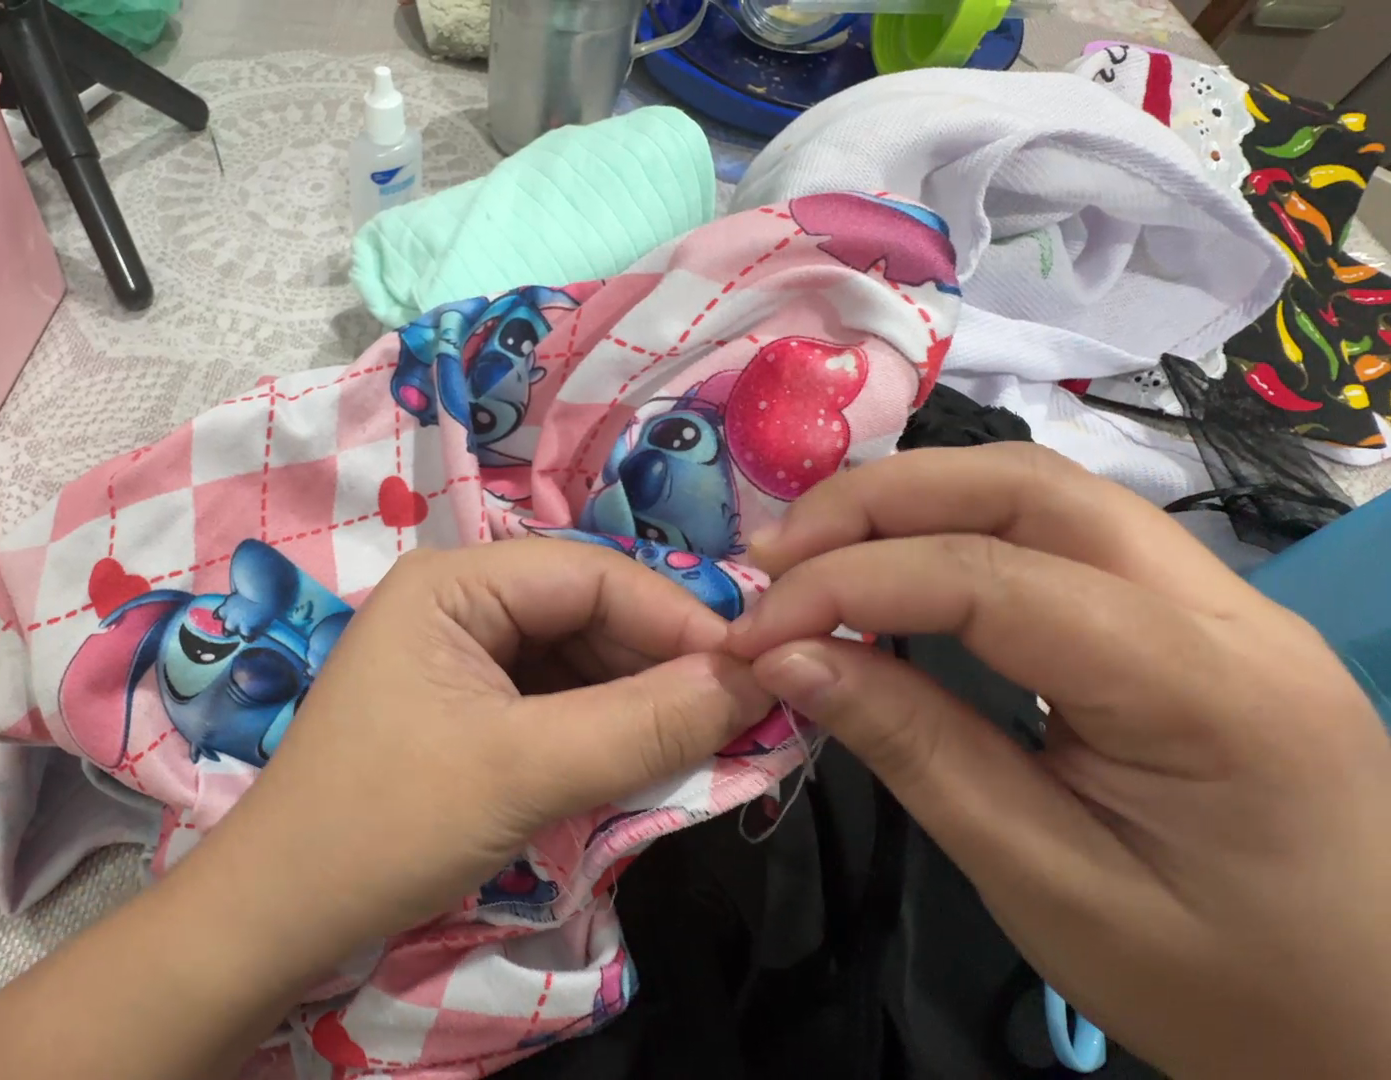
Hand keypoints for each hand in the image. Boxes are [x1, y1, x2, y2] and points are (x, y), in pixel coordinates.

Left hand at [0, 540, 772, 1079]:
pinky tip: (639, 755)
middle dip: (660, 662)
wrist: (281, 912)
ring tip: (700, 741)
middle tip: (741, 718)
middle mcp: (454, 600)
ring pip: (573, 657)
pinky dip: (599, 724)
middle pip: (585, 611)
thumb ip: (646, 724)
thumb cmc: (388, 824)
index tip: (759, 674)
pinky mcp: (461, 704)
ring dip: (635, 697)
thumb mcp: (526, 771)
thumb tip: (757, 681)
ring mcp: (456, 653)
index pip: (592, 574)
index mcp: (453, 581)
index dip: (680, 617)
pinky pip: (549, 697)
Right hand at [726, 444, 1390, 1077]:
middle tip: (774, 557)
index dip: (850, 586)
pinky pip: (1050, 531)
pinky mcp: (1183, 614)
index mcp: (1207, 690)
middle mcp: (1225, 609)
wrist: (1384, 1028)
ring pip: (1038, 489)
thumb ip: (910, 746)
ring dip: (907, 502)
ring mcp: (1213, 600)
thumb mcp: (1037, 876)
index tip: (755, 632)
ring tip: (812, 554)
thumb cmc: (1214, 981)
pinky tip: (888, 568)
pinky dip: (945, 528)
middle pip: (1027, 486)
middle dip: (875, 502)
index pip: (993, 580)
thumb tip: (785, 656)